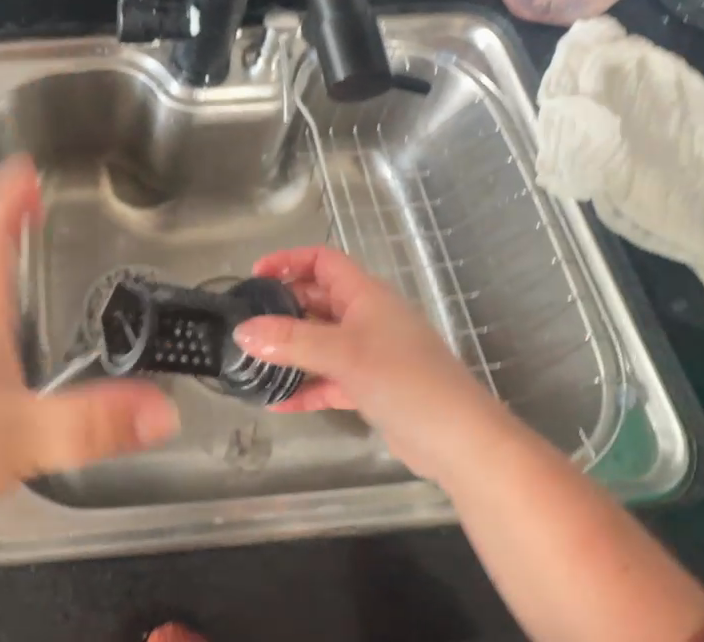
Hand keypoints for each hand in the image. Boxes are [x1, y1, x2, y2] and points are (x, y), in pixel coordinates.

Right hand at [231, 246, 499, 479]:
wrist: (460, 441)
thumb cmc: (405, 380)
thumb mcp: (343, 353)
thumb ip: (291, 340)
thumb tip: (243, 331)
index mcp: (366, 295)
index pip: (323, 261)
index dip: (289, 261)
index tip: (255, 276)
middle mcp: (367, 318)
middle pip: (317, 301)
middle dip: (282, 308)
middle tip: (247, 320)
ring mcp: (370, 355)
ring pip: (320, 343)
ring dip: (290, 351)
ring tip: (252, 360)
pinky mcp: (371, 389)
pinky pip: (328, 380)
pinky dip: (305, 388)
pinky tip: (275, 403)